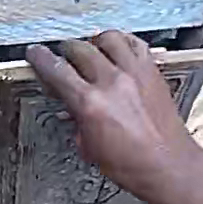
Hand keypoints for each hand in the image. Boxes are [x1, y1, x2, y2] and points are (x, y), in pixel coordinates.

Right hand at [24, 31, 202, 203]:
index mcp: (90, 104)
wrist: (167, 165)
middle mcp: (111, 82)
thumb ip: (76, 118)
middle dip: (66, 51)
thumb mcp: (89, 146)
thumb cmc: (131, 163)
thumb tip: (69, 103)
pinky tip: (117, 50)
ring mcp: (134, 73)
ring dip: (94, 42)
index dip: (40, 58)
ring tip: (91, 49)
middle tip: (62, 57)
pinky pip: (135, 43)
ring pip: (108, 38)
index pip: (56, 70)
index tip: (35, 53)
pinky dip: (122, 42)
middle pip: (79, 49)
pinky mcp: (152, 71)